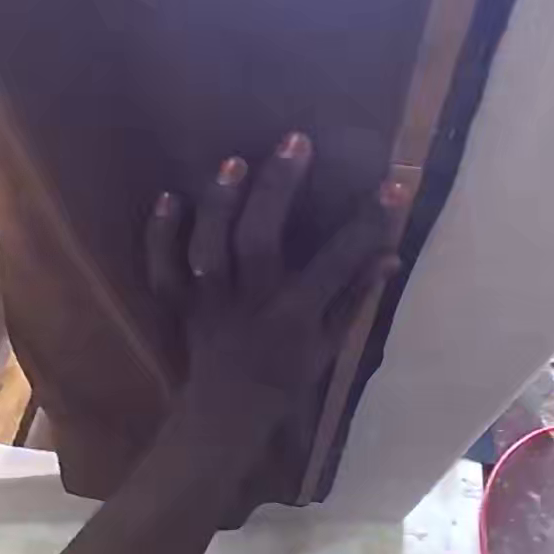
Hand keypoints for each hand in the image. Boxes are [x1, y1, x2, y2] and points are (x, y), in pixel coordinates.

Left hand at [146, 131, 403, 436]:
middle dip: (277, 189)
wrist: (230, 412)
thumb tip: (390, 257)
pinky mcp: (183, 303)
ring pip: (209, 247)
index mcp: (296, 315)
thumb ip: (356, 298)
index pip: (338, 262)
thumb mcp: (331, 344)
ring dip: (220, 203)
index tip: (392, 186)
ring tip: (235, 162)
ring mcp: (212, 302)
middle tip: (295, 142)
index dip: (367, 224)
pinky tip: (169, 197)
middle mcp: (253, 302)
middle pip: (259, 239)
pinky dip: (160, 235)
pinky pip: (163, 269)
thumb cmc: (289, 376)